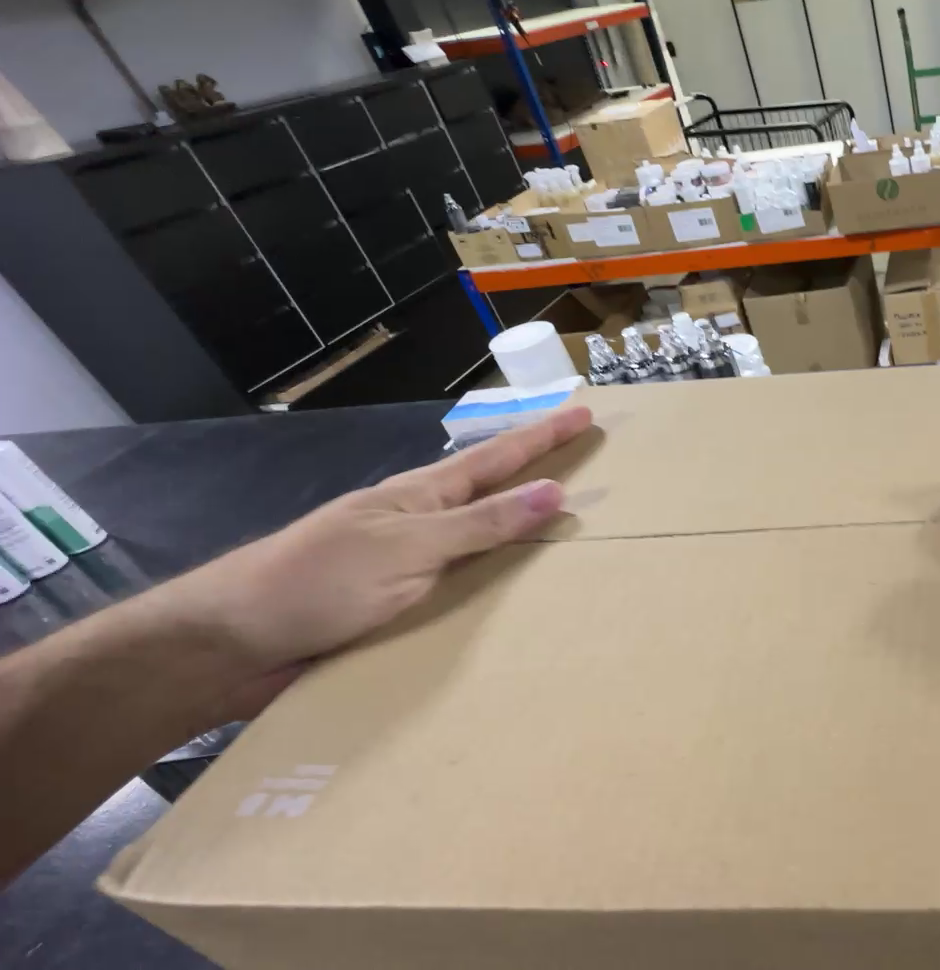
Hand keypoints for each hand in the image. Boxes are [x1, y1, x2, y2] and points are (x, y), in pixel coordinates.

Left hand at [167, 407, 591, 698]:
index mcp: (422, 496)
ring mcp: (410, 565)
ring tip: (571, 533)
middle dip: (541, 478)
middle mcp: (421, 524)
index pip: (497, 458)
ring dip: (526, 537)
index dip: (543, 436)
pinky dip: (500, 587)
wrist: (227, 648)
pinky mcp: (401, 606)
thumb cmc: (317, 581)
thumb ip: (482, 524)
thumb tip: (554, 491)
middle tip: (589, 467)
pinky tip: (520, 600)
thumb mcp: (407, 547)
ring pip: (484, 543)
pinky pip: (467, 589)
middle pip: (495, 495)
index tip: (584, 413)